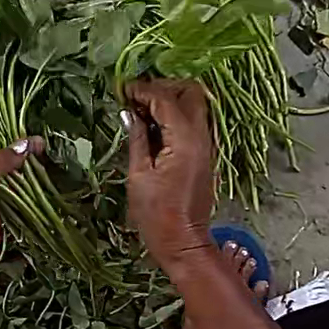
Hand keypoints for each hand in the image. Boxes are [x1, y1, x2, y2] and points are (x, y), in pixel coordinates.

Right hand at [123, 79, 216, 269]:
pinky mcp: (205, 153)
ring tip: (142, 109)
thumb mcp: (138, 175)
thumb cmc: (156, 214)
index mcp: (184, 140)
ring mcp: (207, 145)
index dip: (142, 90)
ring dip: (171, 99)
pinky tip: (154, 125)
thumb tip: (130, 113)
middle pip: (191, 92)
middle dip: (163, 87)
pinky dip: (176, 115)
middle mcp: (202, 137)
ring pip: (195, 104)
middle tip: (136, 97)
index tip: (122, 89)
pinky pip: (194, 121)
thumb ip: (137, 138)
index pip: (165, 99)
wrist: (182, 241)